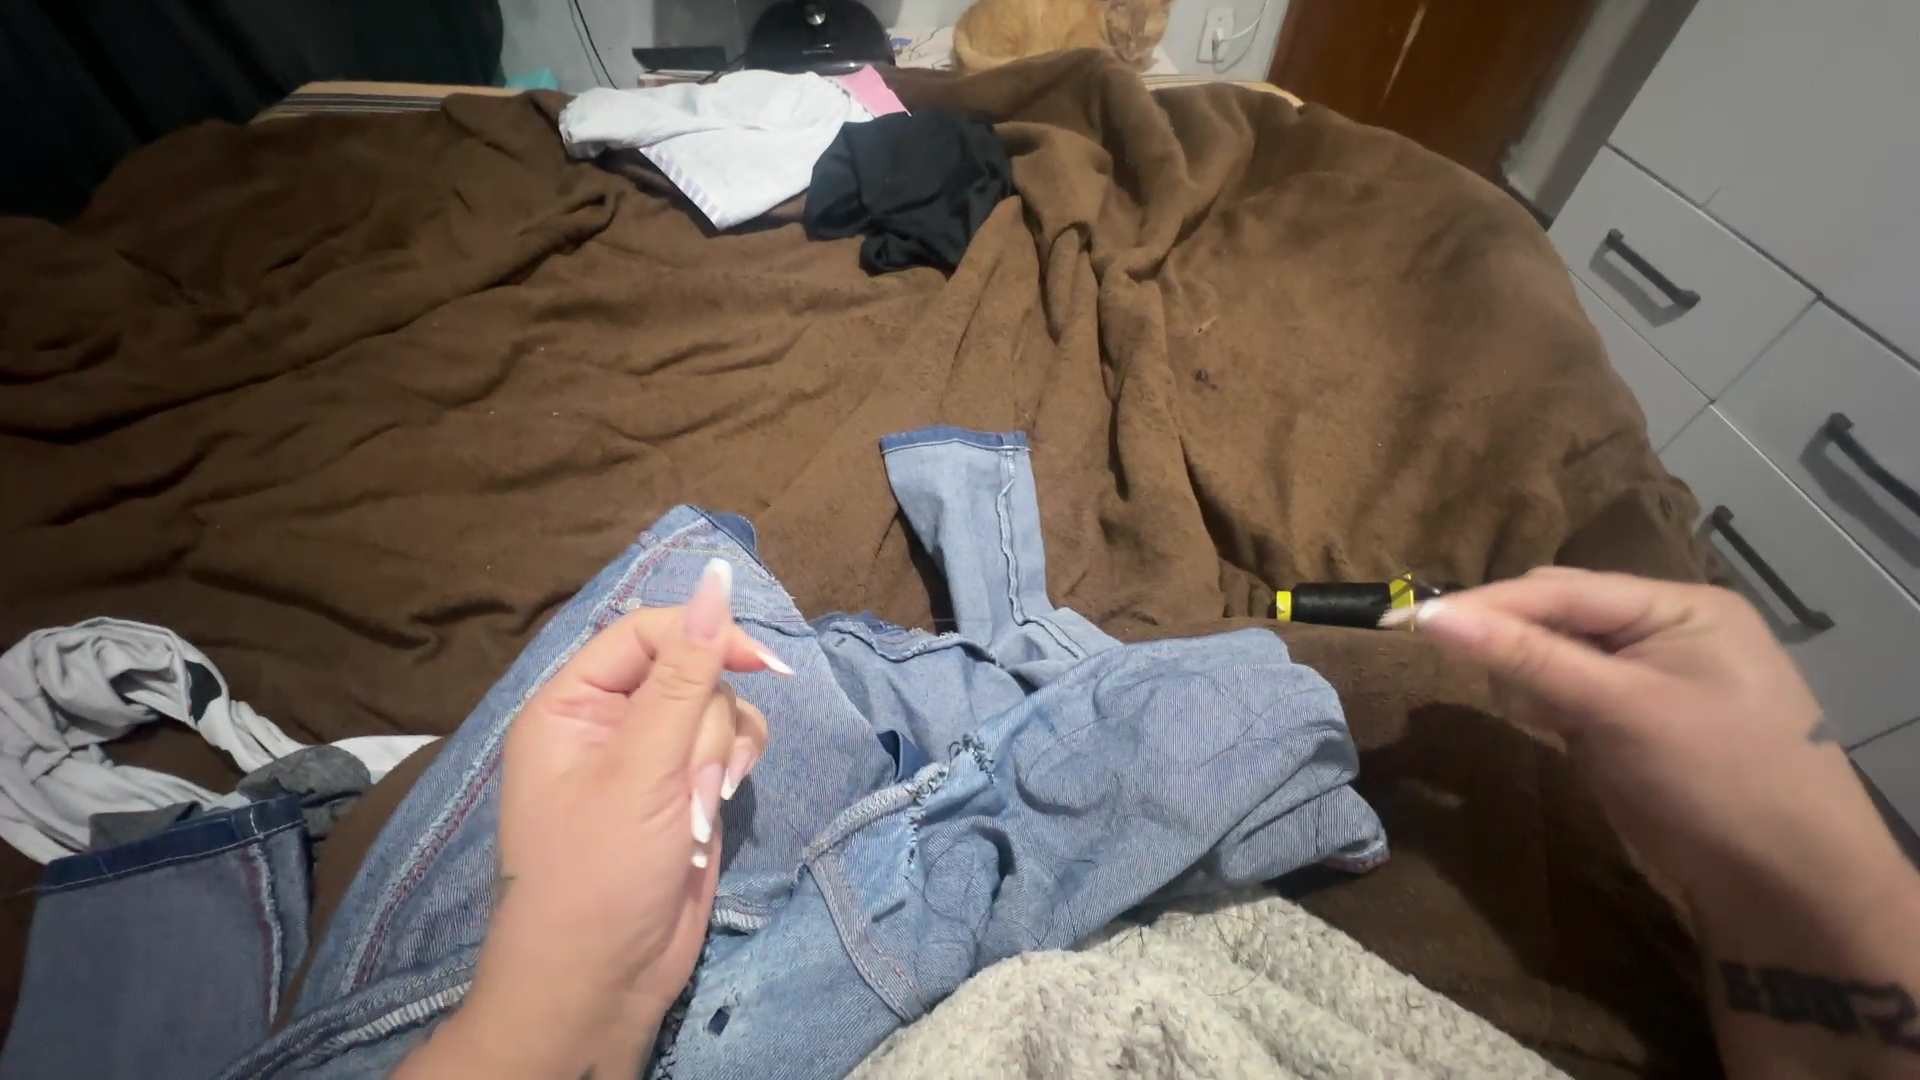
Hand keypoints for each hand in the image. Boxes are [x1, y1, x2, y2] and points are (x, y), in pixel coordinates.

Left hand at [398, 557, 786, 1079]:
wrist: (606, 983)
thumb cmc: (602, 873)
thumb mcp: (644, 768)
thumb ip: (687, 672)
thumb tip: (716, 580)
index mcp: (573, 704)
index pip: (648, 634)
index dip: (705, 637)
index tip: (761, 664)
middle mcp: (611, 719)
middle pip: (692, 673)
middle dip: (708, 729)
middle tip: (695, 785)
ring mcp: (651, 752)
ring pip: (718, 706)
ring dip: (724, 750)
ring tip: (705, 805)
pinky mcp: (686, 781)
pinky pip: (730, 739)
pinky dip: (736, 762)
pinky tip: (723, 800)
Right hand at [1400, 567, 1902, 920]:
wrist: (1781, 891)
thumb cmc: (1718, 782)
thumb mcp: (1619, 710)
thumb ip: (1523, 657)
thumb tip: (1429, 617)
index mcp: (1678, 608)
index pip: (1557, 590)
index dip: (1484, 604)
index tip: (1410, 619)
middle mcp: (1657, 628)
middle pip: (1545, 611)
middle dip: (1507, 641)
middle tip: (1465, 669)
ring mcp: (1637, 671)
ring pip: (1538, 649)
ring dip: (1522, 678)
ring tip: (1546, 719)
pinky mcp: (1615, 711)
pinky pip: (1549, 684)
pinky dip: (1535, 701)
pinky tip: (1553, 729)